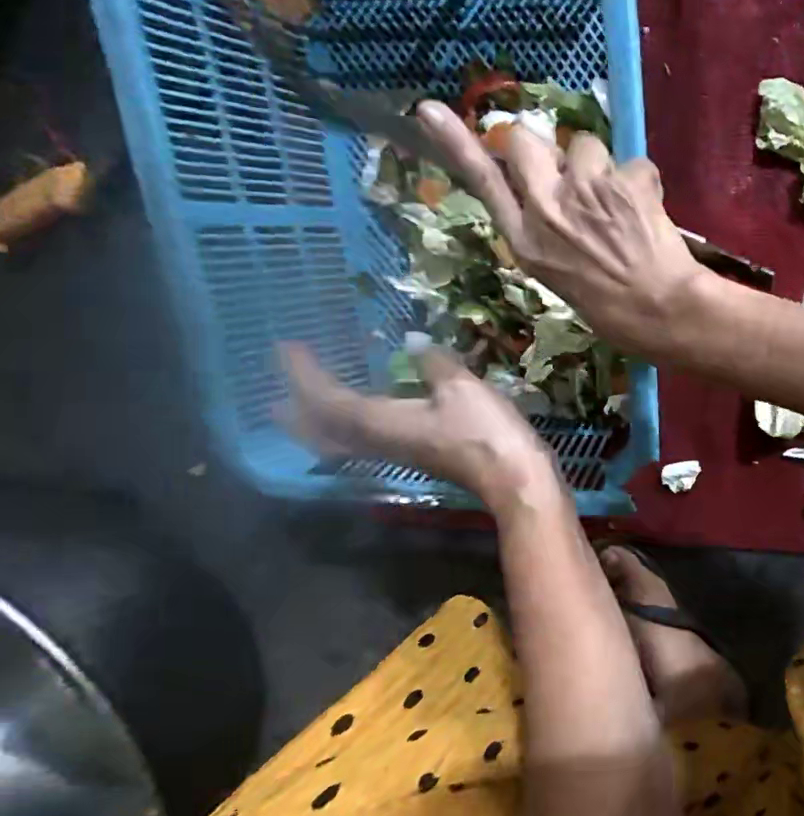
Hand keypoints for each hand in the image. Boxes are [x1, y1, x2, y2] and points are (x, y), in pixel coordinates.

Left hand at [279, 342, 564, 511]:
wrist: (513, 475)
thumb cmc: (484, 430)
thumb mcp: (462, 389)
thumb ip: (434, 363)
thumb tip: (412, 340)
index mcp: (376, 420)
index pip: (323, 395)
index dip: (302, 371)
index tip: (286, 345)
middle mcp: (374, 440)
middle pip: (318, 428)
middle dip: (294, 408)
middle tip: (280, 388)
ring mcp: (394, 452)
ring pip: (336, 440)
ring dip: (315, 423)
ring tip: (309, 407)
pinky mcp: (415, 457)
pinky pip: (360, 443)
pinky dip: (346, 429)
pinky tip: (364, 420)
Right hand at [415, 101, 708, 360]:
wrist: (662, 310)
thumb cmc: (613, 305)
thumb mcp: (559, 273)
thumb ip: (545, 229)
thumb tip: (546, 190)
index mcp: (525, 239)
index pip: (483, 182)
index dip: (459, 144)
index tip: (429, 111)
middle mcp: (547, 209)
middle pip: (527, 142)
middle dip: (551, 148)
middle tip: (579, 176)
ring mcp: (586, 192)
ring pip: (587, 145)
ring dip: (604, 166)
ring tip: (622, 202)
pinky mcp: (626, 185)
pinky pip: (635, 163)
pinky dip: (645, 181)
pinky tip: (651, 208)